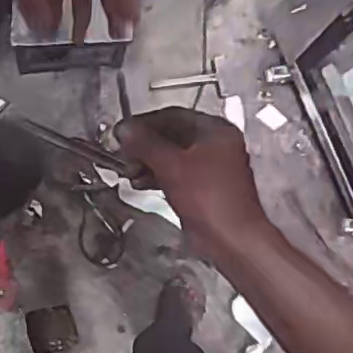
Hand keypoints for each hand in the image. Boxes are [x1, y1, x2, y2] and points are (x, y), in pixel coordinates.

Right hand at [117, 108, 269, 254]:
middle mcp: (216, 145)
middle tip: (124, 153)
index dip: (144, 123)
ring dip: (148, 162)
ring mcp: (211, 168)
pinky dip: (158, 176)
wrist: (230, 237)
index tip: (123, 131)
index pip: (173, 115)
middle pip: (172, 136)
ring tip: (129, 171)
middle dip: (145, 146)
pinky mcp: (203, 188)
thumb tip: (125, 130)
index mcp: (216, 131)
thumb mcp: (172, 165)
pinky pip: (176, 174)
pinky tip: (141, 183)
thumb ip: (146, 145)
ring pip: (172, 157)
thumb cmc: (210, 199)